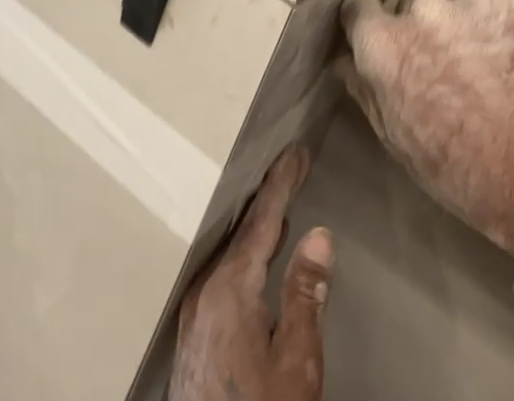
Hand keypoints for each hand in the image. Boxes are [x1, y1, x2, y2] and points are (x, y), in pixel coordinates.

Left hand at [171, 147, 334, 400]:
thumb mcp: (296, 360)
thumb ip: (306, 295)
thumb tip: (319, 236)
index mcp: (230, 290)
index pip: (261, 223)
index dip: (280, 185)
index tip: (295, 152)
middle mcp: (204, 292)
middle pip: (240, 231)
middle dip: (267, 196)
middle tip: (291, 165)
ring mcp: (194, 312)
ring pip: (227, 251)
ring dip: (254, 223)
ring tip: (277, 200)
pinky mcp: (194, 331)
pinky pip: (220, 271)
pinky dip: (242, 250)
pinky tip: (253, 254)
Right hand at [337, 0, 513, 257]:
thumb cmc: (459, 170)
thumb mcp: (396, 137)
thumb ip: (366, 87)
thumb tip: (348, 59)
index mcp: (385, 45)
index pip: (360, 6)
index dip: (370, 22)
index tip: (385, 37)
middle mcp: (425, 10)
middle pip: (415, 7)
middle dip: (426, 32)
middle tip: (450, 67)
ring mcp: (477, 2)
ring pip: (460, 5)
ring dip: (468, 27)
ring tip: (491, 67)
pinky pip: (502, 6)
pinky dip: (506, 26)